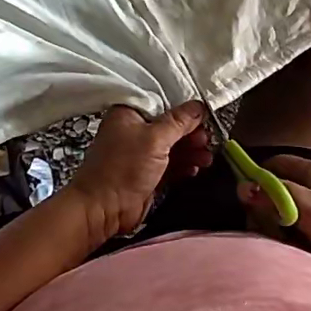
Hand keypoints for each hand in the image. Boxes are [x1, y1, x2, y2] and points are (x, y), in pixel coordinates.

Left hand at [52, 102, 210, 250]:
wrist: (103, 209)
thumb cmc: (121, 169)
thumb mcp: (154, 139)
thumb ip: (179, 122)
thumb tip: (198, 107)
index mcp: (129, 113)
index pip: (162, 101)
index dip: (184, 106)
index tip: (205, 112)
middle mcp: (134, 130)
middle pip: (170, 125)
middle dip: (191, 132)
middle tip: (207, 138)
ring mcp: (141, 153)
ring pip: (172, 146)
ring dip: (191, 149)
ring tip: (207, 155)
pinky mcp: (147, 173)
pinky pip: (171, 164)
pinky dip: (184, 164)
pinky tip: (197, 167)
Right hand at [236, 153, 310, 287]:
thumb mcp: (309, 208)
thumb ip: (275, 195)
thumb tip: (242, 186)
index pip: (273, 164)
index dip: (256, 178)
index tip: (246, 201)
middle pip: (277, 188)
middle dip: (266, 206)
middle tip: (265, 227)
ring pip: (285, 211)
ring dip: (278, 225)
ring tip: (280, 242)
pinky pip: (298, 229)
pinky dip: (292, 238)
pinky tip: (294, 250)